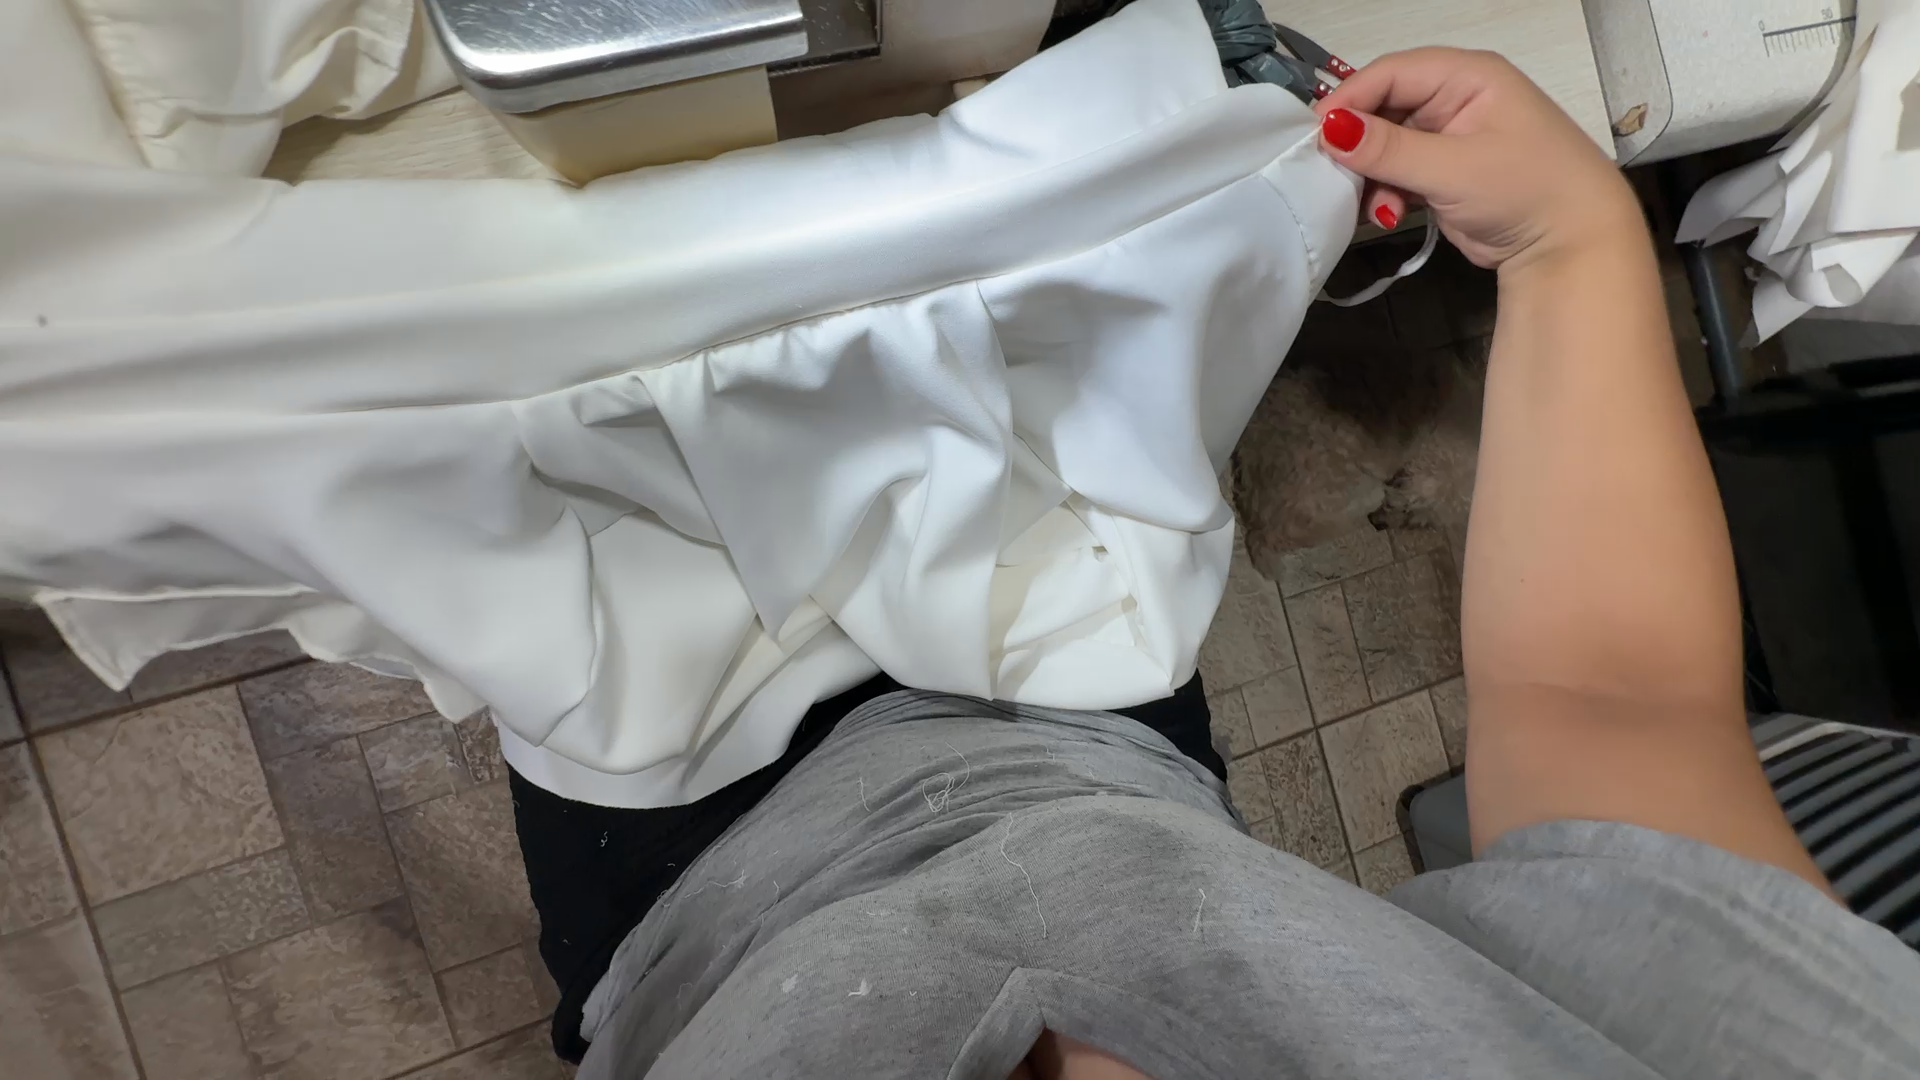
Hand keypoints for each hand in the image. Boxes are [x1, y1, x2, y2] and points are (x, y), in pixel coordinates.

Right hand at [1314, 48, 1635, 271]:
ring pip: (1379, 148)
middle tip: (1330, 178)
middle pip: (1380, 111)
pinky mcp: (1434, 174)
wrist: (1562, 239)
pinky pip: (1390, 175)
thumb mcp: (1451, 167)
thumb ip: (1388, 149)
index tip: (1310, 137)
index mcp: (1465, 77)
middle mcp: (1450, 101)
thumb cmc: (1521, 187)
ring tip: (1372, 207)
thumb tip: (1330, 130)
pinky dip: (1379, 195)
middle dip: (1355, 146)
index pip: (1390, 74)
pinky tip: (1386, 215)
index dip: (1348, 100)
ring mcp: (1441, 139)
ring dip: (1367, 179)